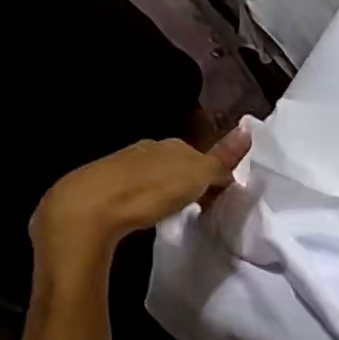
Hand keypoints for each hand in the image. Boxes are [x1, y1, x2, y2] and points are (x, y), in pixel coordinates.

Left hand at [30, 123, 251, 273]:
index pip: (205, 158)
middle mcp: (150, 147)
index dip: (217, 179)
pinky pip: (139, 186)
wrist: (91, 206)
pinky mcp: (107, 182)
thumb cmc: (152, 190)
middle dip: (193, 182)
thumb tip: (247, 129)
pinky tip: (147, 210)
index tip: (222, 201)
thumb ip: (222, 157)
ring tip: (177, 210)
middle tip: (203, 207)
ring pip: (159, 173)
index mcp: (174, 145)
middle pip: (181, 164)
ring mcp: (126, 163)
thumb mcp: (197, 175)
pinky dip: (149, 196)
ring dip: (170, 189)